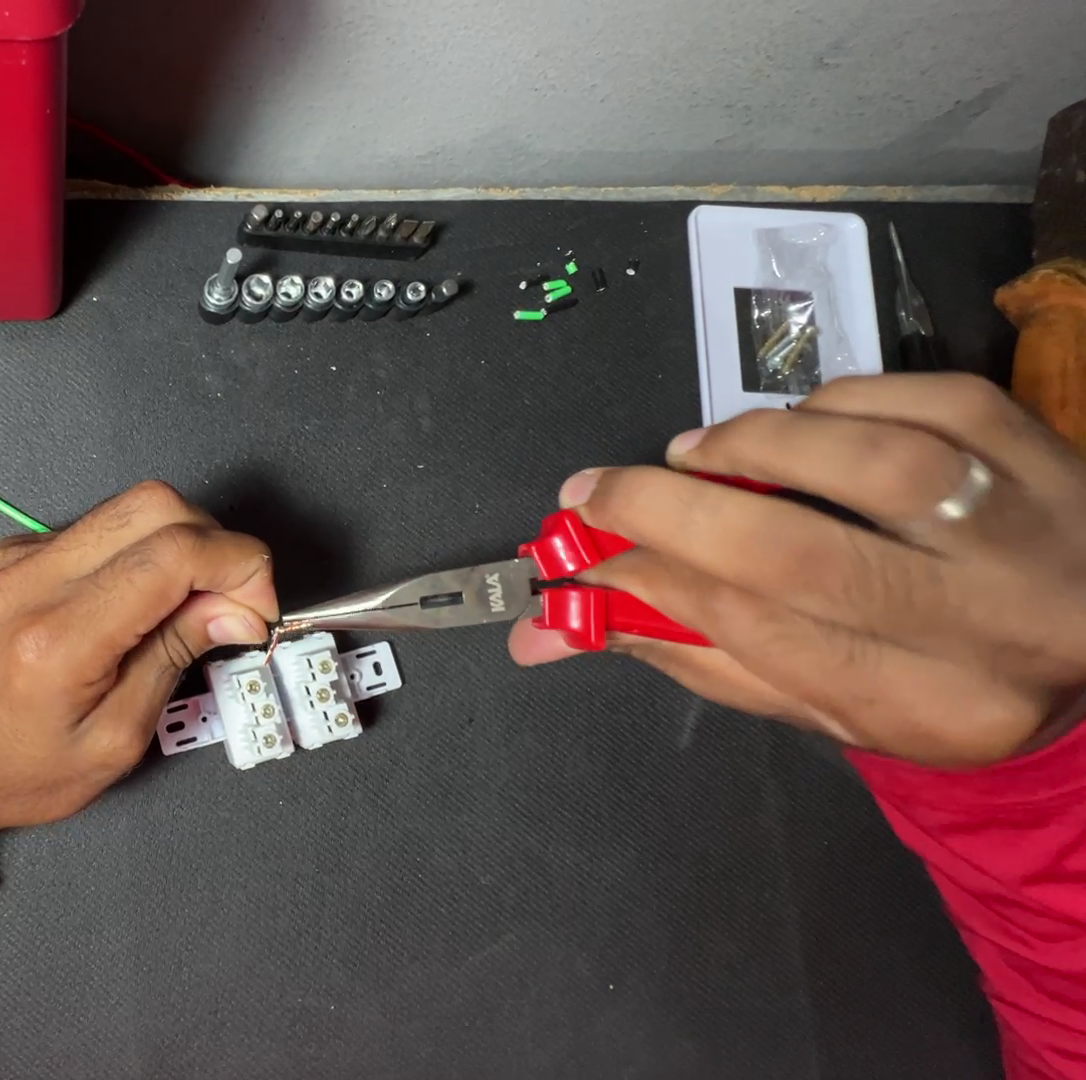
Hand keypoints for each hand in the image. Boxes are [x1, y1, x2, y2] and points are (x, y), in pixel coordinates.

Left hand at [0, 482, 277, 853]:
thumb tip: (236, 606)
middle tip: (233, 601)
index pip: (170, 554)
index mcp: (57, 636)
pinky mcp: (15, 550)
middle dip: (217, 541)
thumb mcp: (116, 739)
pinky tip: (146, 597)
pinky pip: (101, 526)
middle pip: (154, 504)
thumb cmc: (22, 770)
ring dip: (183, 541)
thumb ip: (174, 657)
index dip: (238, 566)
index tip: (257, 607)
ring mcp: (18, 554)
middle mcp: (31, 576)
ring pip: (130, 505)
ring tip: (194, 602)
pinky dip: (144, 548)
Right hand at [510, 373, 1085, 766]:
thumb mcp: (795, 694)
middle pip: (800, 554)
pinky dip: (833, 403)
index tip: (583, 555)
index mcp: (921, 705)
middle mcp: (993, 625)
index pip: (752, 632)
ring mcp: (1035, 528)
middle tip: (597, 493)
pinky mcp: (1045, 451)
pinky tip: (795, 428)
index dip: (647, 583)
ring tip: (692, 454)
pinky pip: (925, 400)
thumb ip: (671, 651)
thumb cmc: (914, 680)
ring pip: (872, 464)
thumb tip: (532, 637)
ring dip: (748, 448)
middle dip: (668, 513)